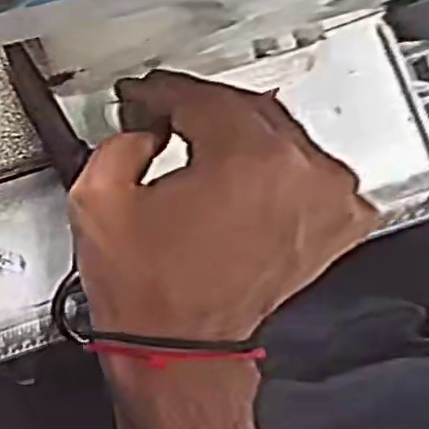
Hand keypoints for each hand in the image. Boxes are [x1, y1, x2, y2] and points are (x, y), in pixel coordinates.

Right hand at [68, 70, 377, 342]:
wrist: (175, 337)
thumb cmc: (141, 283)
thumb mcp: (93, 201)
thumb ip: (116, 146)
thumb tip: (139, 133)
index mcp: (245, 161)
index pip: (204, 99)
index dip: (163, 90)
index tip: (143, 92)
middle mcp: (302, 173)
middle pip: (251, 111)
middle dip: (198, 107)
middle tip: (159, 112)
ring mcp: (328, 199)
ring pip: (281, 139)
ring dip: (234, 135)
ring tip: (190, 145)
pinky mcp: (335, 223)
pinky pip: (304, 173)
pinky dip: (268, 167)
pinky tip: (231, 177)